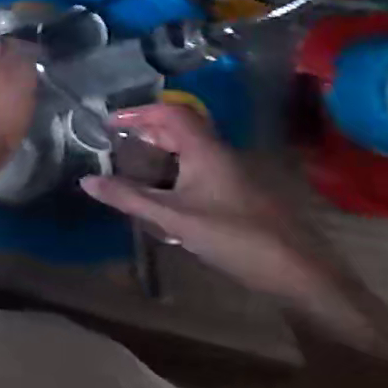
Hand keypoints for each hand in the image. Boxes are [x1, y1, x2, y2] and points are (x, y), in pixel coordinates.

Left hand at [0, 38, 38, 160]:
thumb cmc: (11, 129)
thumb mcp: (30, 105)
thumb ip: (30, 83)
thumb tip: (31, 71)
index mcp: (21, 77)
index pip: (28, 52)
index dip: (35, 50)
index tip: (39, 53)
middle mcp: (1, 69)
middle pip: (9, 44)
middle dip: (16, 44)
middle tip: (21, 50)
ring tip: (3, 52)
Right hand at [81, 104, 387, 350]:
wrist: (301, 274)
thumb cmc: (236, 238)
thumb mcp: (174, 218)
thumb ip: (129, 198)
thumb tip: (87, 180)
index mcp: (205, 150)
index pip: (168, 113)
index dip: (137, 112)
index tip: (108, 124)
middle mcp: (219, 154)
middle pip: (178, 129)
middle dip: (144, 132)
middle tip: (113, 146)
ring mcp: (231, 175)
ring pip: (189, 151)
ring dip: (158, 153)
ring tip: (130, 169)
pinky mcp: (237, 196)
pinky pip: (197, 170)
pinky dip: (173, 173)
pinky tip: (161, 196)